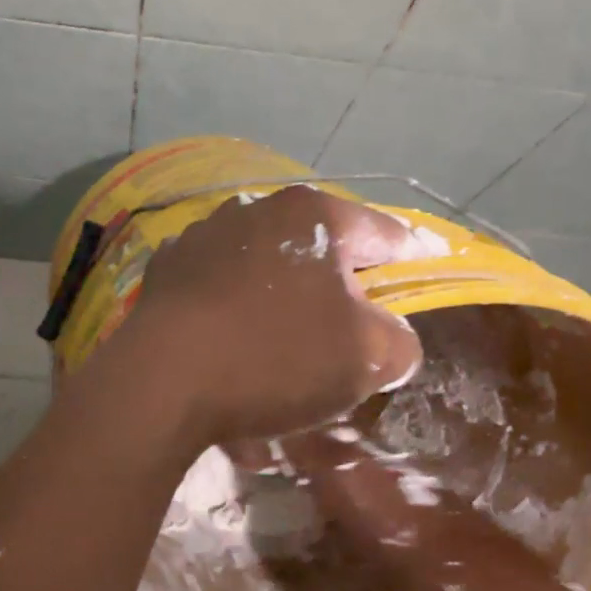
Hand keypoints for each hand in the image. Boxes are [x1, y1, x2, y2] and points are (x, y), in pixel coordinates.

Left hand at [117, 186, 431, 444]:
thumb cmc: (277, 358)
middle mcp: (256, 209)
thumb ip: (398, 341)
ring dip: (281, 293)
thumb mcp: (368, 359)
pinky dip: (233, 308)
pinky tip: (232, 342)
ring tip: (285, 337)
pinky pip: (218, 288)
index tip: (427, 267)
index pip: (384, 232)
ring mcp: (203, 236)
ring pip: (264, 264)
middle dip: (340, 281)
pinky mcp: (166, 270)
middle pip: (319, 246)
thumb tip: (388, 337)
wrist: (163, 381)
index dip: (413, 256)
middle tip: (352, 322)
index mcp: (313, 216)